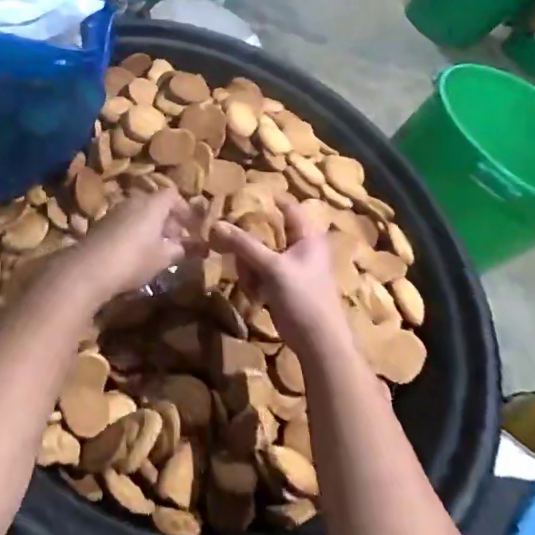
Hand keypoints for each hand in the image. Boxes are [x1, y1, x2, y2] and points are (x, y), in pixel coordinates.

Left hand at [67, 189, 194, 304]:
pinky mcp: (102, 224)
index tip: (192, 227)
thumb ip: (180, 249)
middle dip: (169, 220)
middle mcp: (132, 202)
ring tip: (160, 248)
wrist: (89, 268)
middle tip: (178, 240)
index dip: (185, 208)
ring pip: (140, 213)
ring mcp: (115, 212)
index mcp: (151, 204)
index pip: (172, 195)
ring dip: (152, 227)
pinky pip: (126, 221)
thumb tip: (189, 246)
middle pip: (155, 203)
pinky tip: (138, 251)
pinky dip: (137, 231)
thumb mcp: (163, 257)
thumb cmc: (133, 259)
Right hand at [212, 193, 347, 351]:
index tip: (243, 192)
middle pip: (266, 231)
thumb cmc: (304, 297)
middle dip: (248, 241)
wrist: (318, 341)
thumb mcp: (271, 267)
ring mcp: (290, 267)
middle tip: (227, 240)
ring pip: (258, 252)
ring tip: (249, 280)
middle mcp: (300, 248)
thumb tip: (216, 224)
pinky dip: (252, 279)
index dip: (269, 198)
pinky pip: (258, 271)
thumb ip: (243, 244)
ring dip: (248, 265)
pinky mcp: (281, 284)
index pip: (289, 208)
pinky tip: (254, 293)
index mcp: (308, 238)